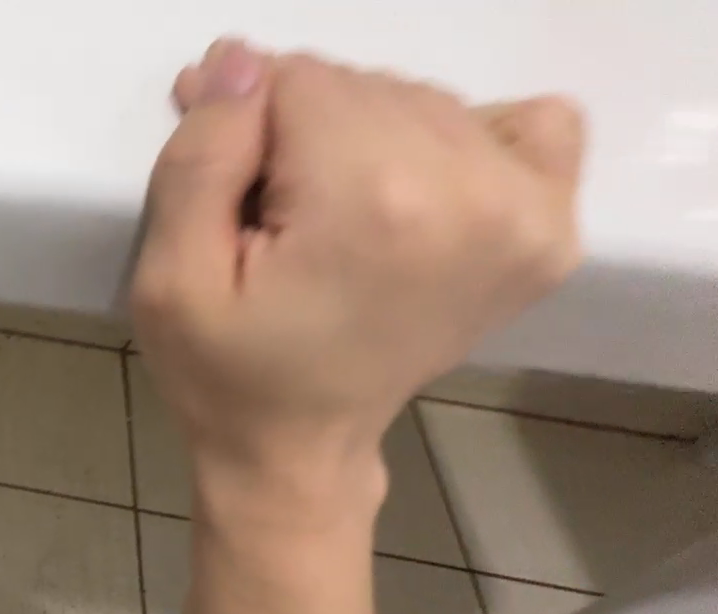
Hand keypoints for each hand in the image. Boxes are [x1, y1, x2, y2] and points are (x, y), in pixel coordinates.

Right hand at [132, 40, 583, 514]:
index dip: (239, 117)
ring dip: (353, 140)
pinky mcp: (549, 226)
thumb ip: (199, 164)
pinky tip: (401, 197)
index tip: (209, 168)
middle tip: (252, 213)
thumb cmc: (219, 375)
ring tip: (311, 219)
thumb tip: (237, 62)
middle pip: (361, 88)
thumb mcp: (169, 283)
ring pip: (420, 102)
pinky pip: (516, 124)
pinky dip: (449, 140)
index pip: (300, 84)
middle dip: (292, 133)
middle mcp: (474, 190)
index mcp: (373, 206)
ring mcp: (529, 209)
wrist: (292, 448)